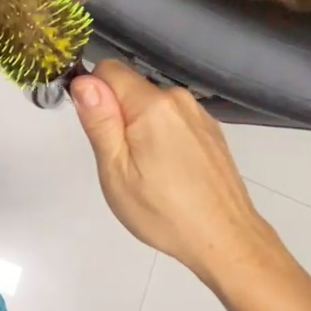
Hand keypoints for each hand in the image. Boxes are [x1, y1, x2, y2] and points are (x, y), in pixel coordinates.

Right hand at [70, 60, 282, 285]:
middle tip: (121, 160)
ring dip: (139, 126)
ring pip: (151, 104)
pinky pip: (172, 119)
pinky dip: (162, 135)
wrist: (227, 241)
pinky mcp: (211, 131)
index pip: (108, 69)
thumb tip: (84, 81)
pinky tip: (170, 171)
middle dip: (117, 113)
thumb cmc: (163, 211)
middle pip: (130, 86)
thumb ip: (99, 121)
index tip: (98, 130)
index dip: (93, 93)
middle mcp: (178, 99)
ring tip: (146, 170)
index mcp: (152, 105)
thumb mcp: (116, 171)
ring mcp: (199, 115)